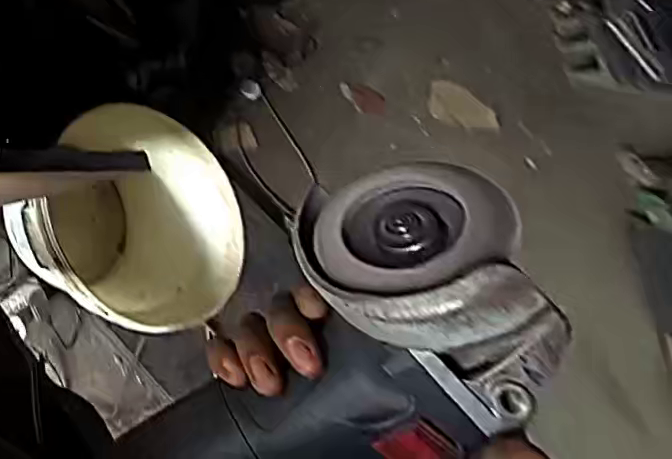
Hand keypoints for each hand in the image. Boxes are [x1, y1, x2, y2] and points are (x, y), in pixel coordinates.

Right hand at [206, 286, 551, 458]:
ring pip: (252, 323)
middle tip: (301, 359)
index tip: (322, 311)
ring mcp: (284, 367)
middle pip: (288, 308)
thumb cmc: (404, 456)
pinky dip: (220, 351)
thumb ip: (484, 451)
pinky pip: (222, 346)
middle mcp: (327, 356)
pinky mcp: (251, 380)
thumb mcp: (448, 455)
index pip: (341, 309)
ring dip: (251, 342)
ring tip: (265, 377)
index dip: (323, 299)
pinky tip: (230, 372)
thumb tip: (523, 450)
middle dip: (284, 325)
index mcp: (374, 364)